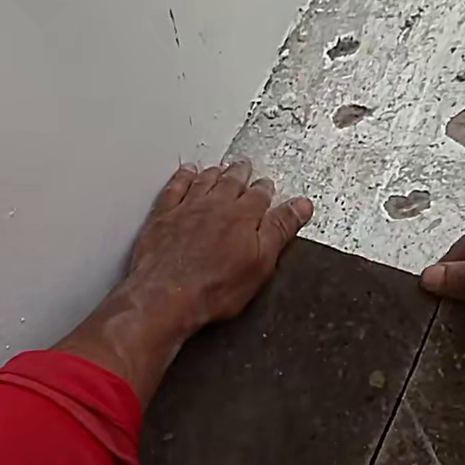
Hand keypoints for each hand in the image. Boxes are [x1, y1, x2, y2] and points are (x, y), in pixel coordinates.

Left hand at [122, 159, 313, 330]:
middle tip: (245, 167)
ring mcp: (187, 208)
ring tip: (220, 168)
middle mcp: (215, 206)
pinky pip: (174, 188)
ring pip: (205, 181)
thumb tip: (300, 206)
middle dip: (241, 174)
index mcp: (243, 216)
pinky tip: (185, 174)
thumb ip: (281, 230)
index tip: (268, 185)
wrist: (166, 296)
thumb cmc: (213, 287)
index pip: (260, 195)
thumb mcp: (261, 262)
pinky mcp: (163, 216)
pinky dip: (182, 178)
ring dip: (215, 173)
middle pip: (232, 182)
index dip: (266, 189)